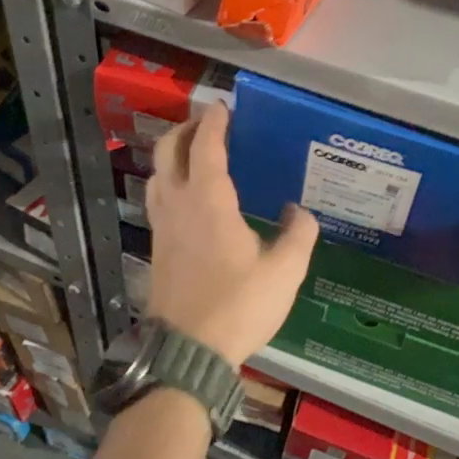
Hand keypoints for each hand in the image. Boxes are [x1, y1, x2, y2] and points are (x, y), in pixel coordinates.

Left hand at [145, 104, 318, 365]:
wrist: (189, 352)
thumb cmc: (238, 306)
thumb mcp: (284, 272)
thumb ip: (299, 235)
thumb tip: (300, 212)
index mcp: (208, 201)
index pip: (206, 146)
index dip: (214, 122)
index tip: (223, 106)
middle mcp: (178, 205)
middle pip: (168, 151)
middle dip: (184, 129)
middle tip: (206, 123)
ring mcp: (162, 227)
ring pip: (157, 175)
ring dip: (172, 155)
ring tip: (194, 154)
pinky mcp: (158, 249)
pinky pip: (158, 199)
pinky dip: (170, 182)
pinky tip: (188, 198)